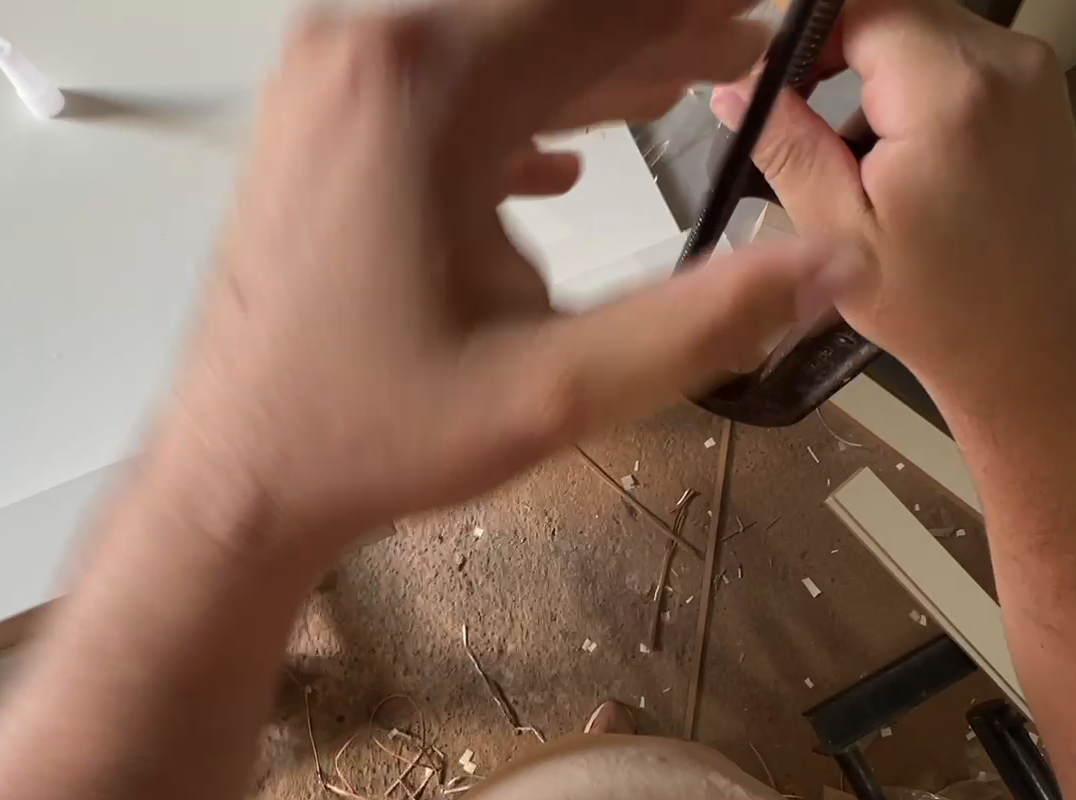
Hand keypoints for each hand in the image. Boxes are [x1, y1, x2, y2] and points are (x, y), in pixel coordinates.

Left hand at [159, 0, 861, 552]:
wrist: (242, 476)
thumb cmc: (382, 438)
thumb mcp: (553, 394)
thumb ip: (699, 324)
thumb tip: (834, 266)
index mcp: (426, 88)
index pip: (601, 2)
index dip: (697, 6)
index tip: (762, 23)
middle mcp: (366, 51)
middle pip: (545, 7)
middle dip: (656, 25)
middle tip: (744, 48)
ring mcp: (329, 89)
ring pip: (491, 44)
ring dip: (589, 64)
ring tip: (679, 86)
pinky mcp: (319, 138)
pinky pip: (440, 95)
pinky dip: (514, 110)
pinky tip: (558, 162)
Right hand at [709, 0, 1075, 388]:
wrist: (1027, 345)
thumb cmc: (928, 304)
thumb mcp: (836, 232)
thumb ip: (786, 146)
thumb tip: (735, 85)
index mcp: (948, 92)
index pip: (863, 4)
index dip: (808, 38)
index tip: (780, 97)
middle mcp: (1005, 60)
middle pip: (899, 13)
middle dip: (842, 62)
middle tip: (814, 141)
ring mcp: (1035, 75)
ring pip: (930, 37)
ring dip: (880, 86)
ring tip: (865, 171)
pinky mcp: (1044, 97)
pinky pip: (964, 65)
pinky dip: (920, 98)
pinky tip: (909, 169)